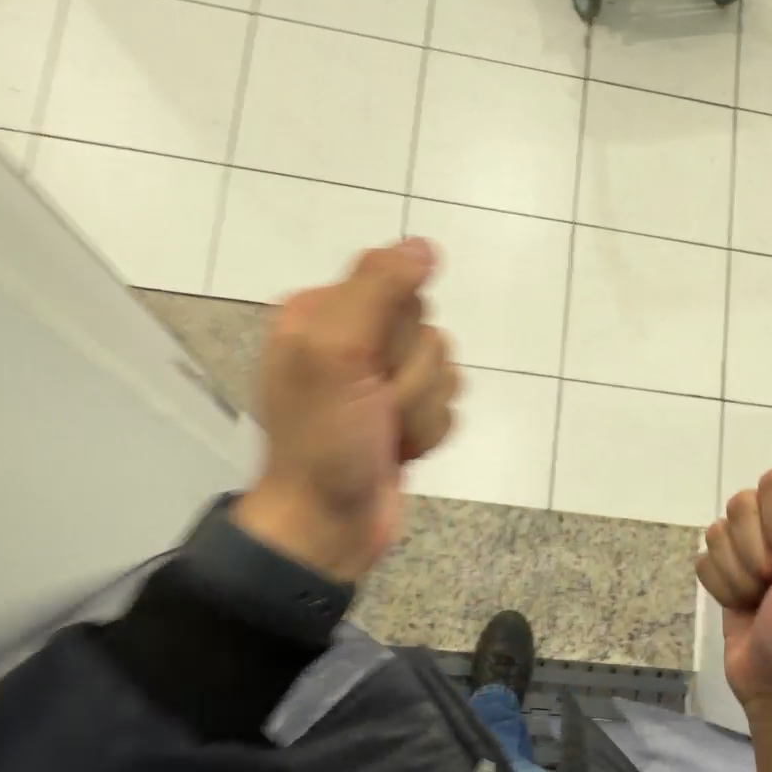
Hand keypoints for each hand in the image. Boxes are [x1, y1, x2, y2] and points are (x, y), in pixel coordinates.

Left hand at [232, 238, 460, 581]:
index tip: (366, 367)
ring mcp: (381, 382)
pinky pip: (449, 406)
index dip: (394, 333)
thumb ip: (377, 288)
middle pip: (427, 330)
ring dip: (420, 411)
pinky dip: (428, 433)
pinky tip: (399, 451)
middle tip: (373, 408)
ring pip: (445, 370)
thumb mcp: (334, 353)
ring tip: (385, 436)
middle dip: (409, 379)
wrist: (328, 526)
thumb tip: (425, 245)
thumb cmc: (324, 441)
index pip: (399, 286)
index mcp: (322, 312)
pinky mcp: (405, 417)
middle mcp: (352, 340)